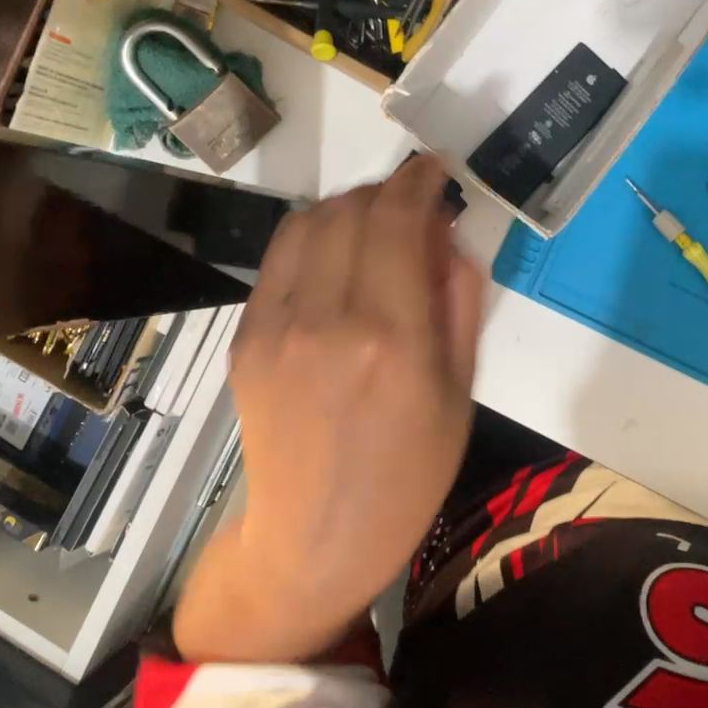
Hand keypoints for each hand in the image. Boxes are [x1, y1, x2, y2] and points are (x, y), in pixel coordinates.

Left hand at [173, 156, 484, 662]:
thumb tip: (446, 233)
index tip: (435, 169)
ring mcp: (277, 326)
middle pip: (352, 209)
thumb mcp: (460, 392)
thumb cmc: (408, 474)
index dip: (419, 179)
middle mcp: (329, 320)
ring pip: (309, 222)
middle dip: (387, 190)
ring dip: (348, 207)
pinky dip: (314, 238)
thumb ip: (458, 301)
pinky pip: (280, 258)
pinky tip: (335, 259)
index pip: (399, 219)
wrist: (316, 537)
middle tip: (412, 207)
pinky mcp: (247, 336)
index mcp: (393, 339)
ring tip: (373, 227)